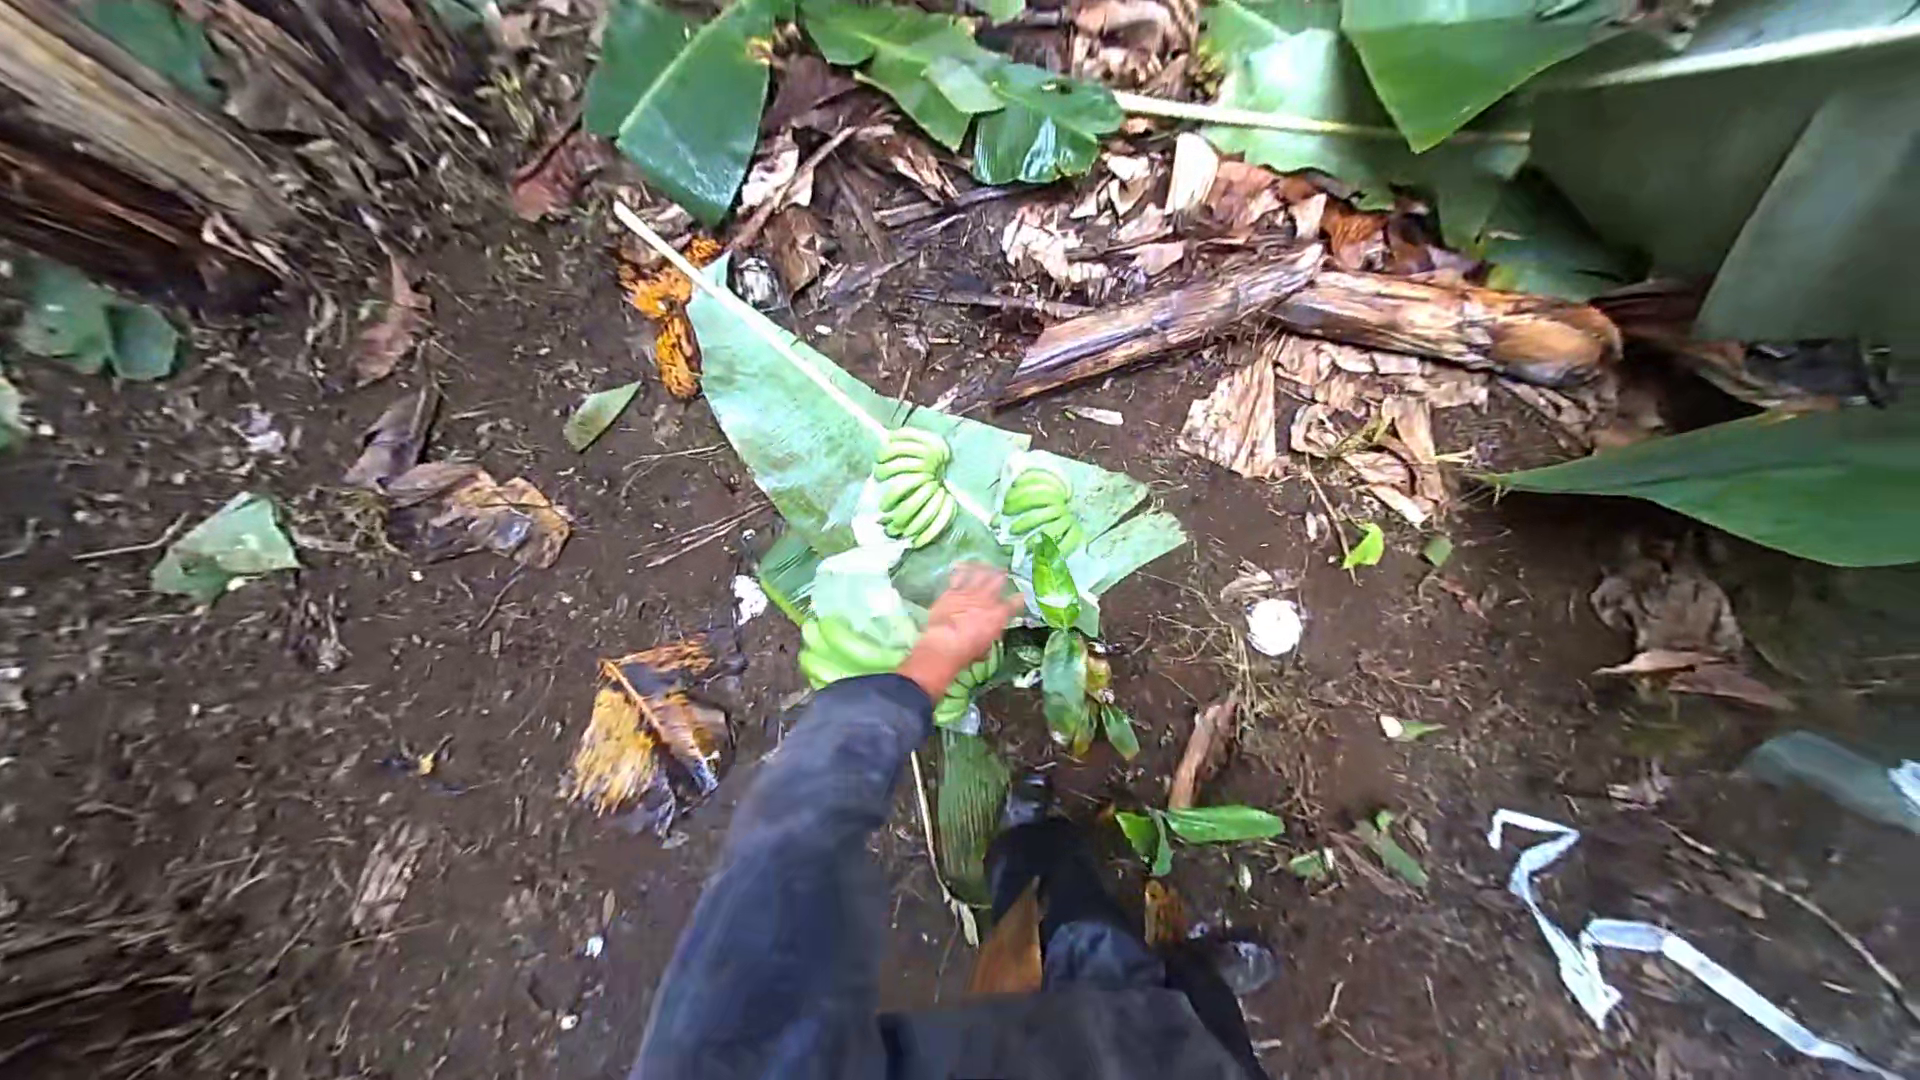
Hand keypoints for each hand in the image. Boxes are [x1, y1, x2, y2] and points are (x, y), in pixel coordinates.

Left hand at [897, 564, 1017, 702]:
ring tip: (986, 564)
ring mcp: (969, 592)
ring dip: (984, 569)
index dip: (1020, 598)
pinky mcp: (952, 591)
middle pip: (998, 581)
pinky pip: (959, 576)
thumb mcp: (984, 649)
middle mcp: (987, 599)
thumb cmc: (967, 651)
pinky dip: (962, 570)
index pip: (1015, 603)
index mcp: (999, 614)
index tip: (1021, 595)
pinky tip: (962, 565)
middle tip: (1004, 572)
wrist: (946, 642)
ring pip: (980, 574)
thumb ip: (988, 640)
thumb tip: (986, 644)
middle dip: (1002, 576)